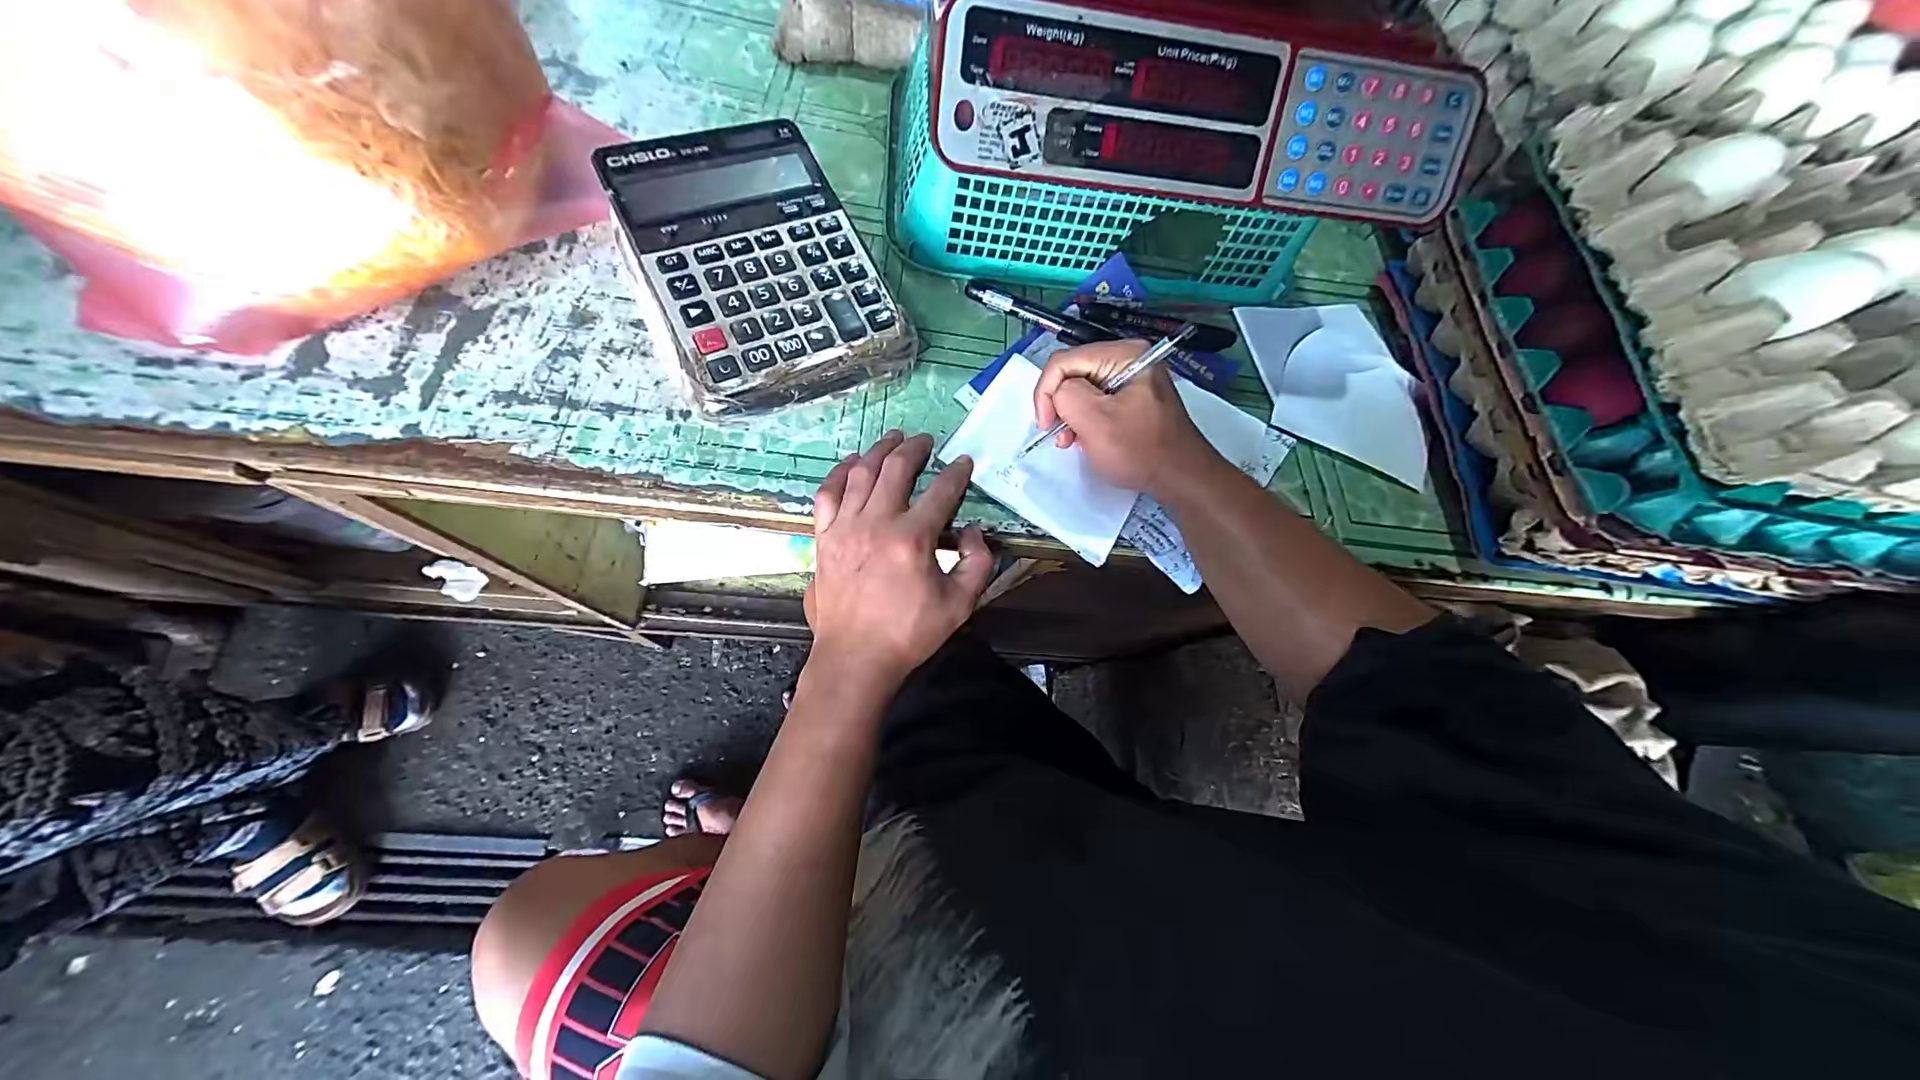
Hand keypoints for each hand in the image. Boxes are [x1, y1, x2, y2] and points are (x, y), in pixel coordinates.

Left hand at [804, 431, 993, 687]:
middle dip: (915, 448)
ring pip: (860, 473)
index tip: (964, 462)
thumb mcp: (960, 605)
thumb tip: (974, 532)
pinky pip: (827, 493)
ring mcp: (845, 528)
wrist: (855, 657)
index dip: (957, 472)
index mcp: (913, 539)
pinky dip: (839, 473)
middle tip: (926, 440)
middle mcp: (876, 523)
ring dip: (879, 451)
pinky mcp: (824, 538)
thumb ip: (978, 563)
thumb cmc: (909, 633)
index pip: (941, 491)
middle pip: (896, 468)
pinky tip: (851, 464)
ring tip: (892, 440)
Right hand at [1033, 340, 1217, 494]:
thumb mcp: (1094, 421)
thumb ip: (1065, 395)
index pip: (1063, 361)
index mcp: (1124, 354)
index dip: (1046, 392)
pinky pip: (1096, 401)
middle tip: (1060, 434)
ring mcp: (1132, 379)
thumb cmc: (1141, 451)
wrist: (1181, 478)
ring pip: (1081, 389)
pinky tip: (1086, 439)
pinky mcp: (1133, 398)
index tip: (1046, 425)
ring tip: (1072, 440)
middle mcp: (1129, 359)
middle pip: (1072, 372)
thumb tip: (1058, 393)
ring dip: (1070, 415)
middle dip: (1059, 404)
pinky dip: (1084, 420)